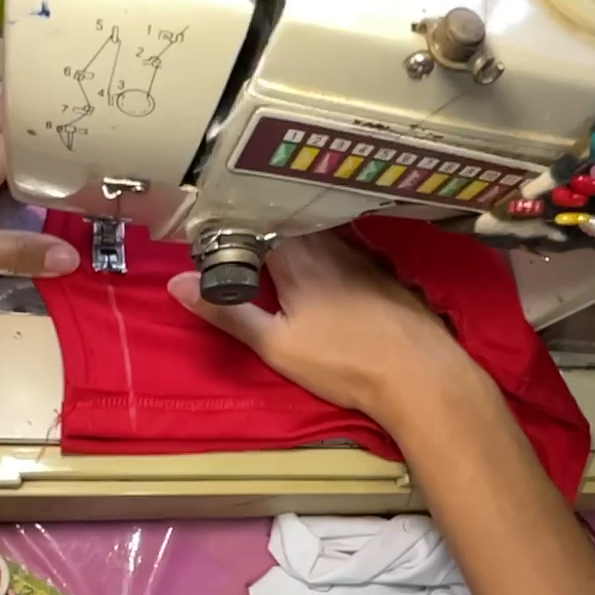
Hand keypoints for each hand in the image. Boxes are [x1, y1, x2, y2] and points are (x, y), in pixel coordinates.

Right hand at [167, 232, 490, 425]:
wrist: (418, 374)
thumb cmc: (342, 362)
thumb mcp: (275, 344)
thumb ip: (227, 312)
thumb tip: (176, 284)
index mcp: (296, 255)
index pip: (253, 220)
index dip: (230, 227)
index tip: (212, 240)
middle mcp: (328, 243)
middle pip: (286, 223)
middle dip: (260, 232)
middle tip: (238, 250)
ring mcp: (360, 253)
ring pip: (315, 233)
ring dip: (292, 240)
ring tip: (273, 260)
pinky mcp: (381, 268)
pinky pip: (341, 247)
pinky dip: (322, 253)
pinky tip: (321, 276)